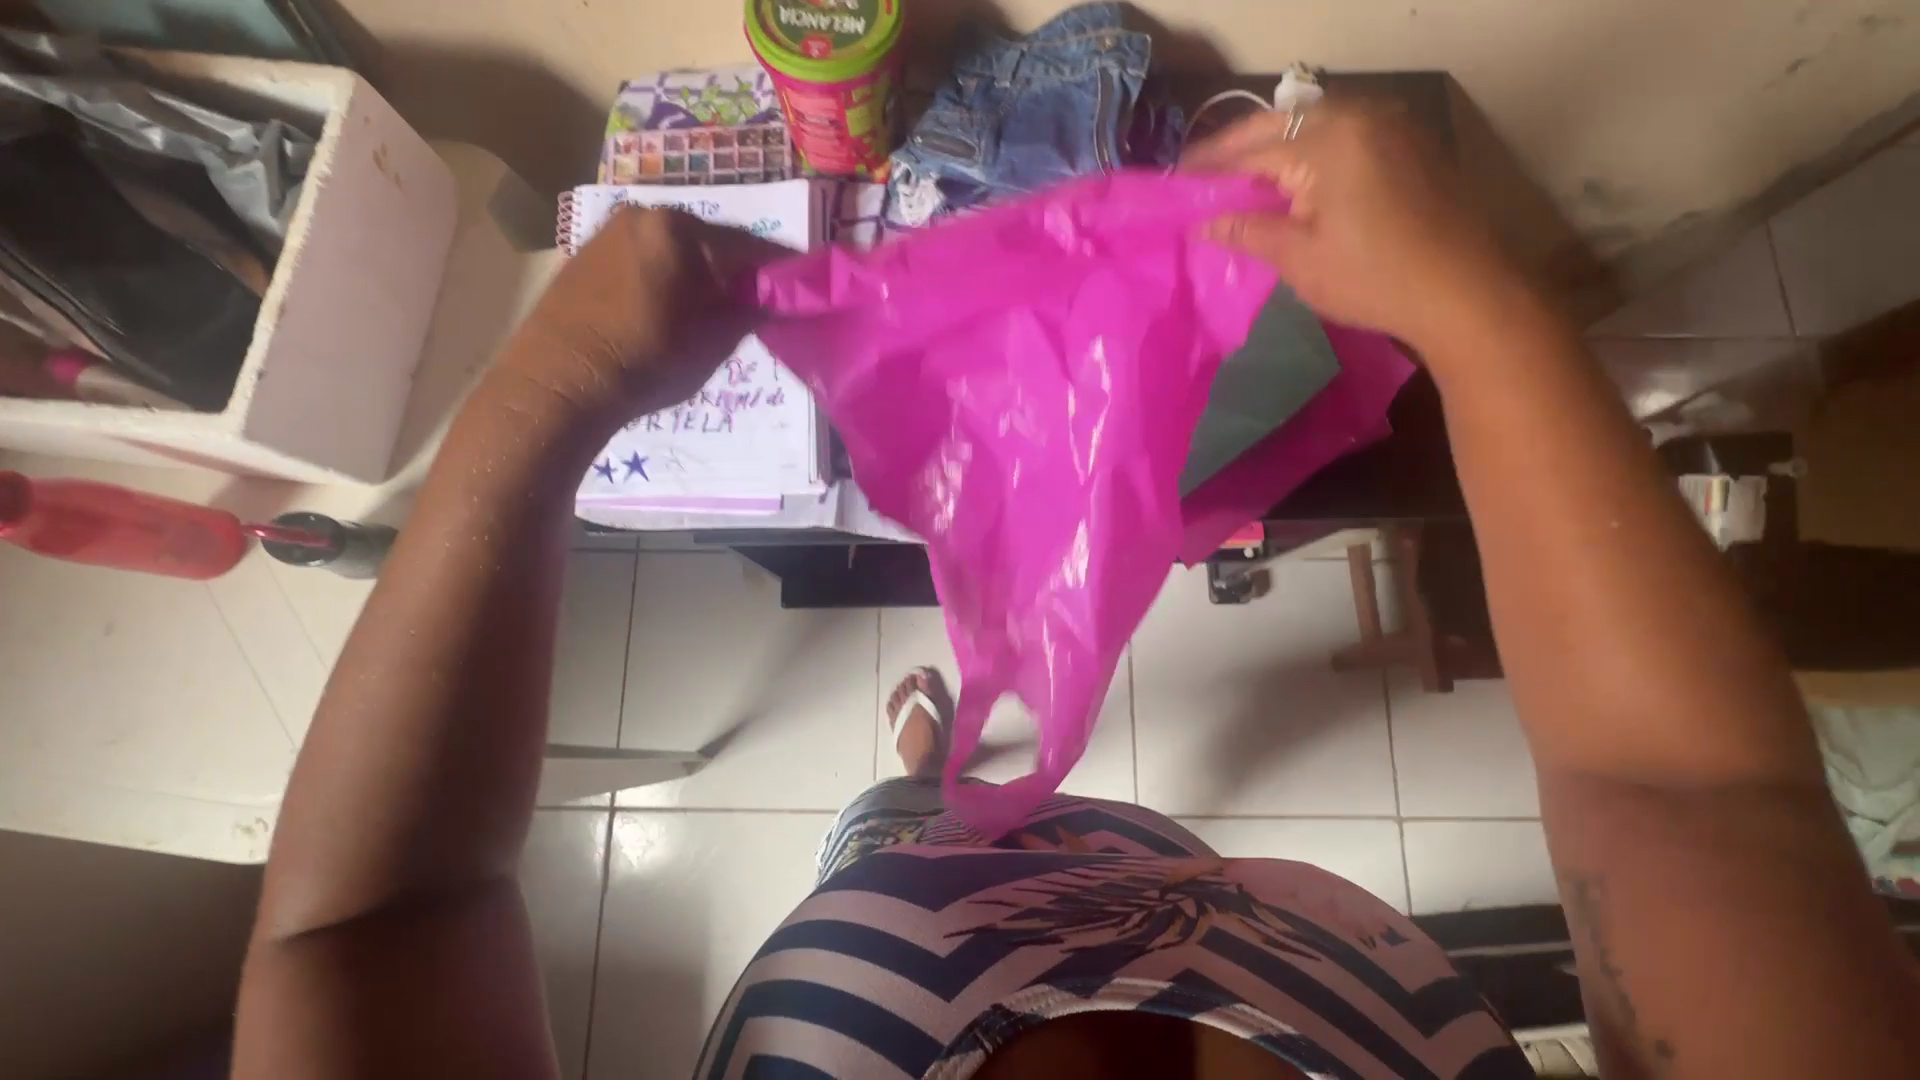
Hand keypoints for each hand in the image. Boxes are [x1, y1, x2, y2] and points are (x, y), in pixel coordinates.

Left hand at [501, 207, 781, 415]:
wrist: (558, 380)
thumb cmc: (644, 359)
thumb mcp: (710, 341)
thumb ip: (749, 312)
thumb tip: (775, 298)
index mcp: (678, 229)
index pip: (747, 245)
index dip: (777, 270)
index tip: (798, 288)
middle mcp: (643, 215)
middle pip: (709, 241)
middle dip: (736, 270)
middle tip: (757, 302)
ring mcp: (610, 231)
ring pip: (675, 249)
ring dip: (700, 274)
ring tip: (716, 309)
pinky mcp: (588, 254)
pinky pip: (646, 258)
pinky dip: (668, 276)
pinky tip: (674, 308)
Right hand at [1185, 100, 1535, 353]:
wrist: (1464, 291)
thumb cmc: (1374, 279)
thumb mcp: (1300, 259)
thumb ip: (1249, 231)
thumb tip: (1204, 224)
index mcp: (1328, 142)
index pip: (1251, 148)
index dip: (1210, 168)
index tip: (1176, 182)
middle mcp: (1359, 117)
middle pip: (1281, 121)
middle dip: (1237, 146)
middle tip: (1200, 172)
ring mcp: (1390, 125)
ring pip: (1313, 122)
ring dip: (1273, 144)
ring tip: (1238, 175)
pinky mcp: (1408, 143)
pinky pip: (1343, 133)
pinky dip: (1308, 149)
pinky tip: (1290, 177)